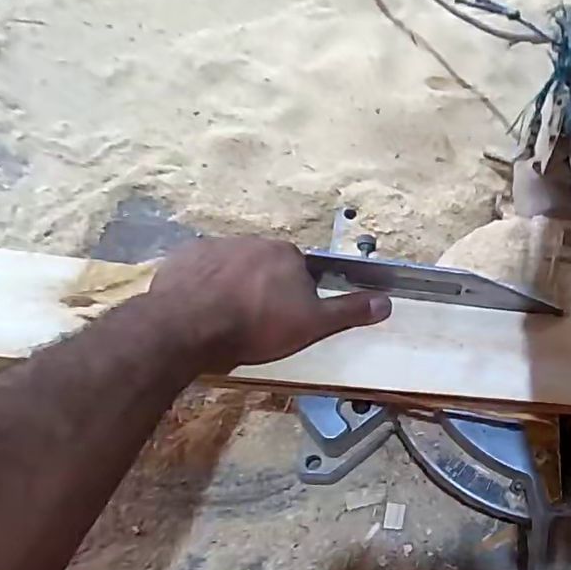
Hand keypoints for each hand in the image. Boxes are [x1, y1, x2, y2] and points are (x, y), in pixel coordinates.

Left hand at [141, 237, 391, 366]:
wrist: (188, 328)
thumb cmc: (257, 326)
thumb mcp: (313, 324)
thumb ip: (349, 311)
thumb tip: (386, 303)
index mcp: (287, 254)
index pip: (299, 272)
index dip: (295, 297)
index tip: (285, 319)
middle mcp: (253, 242)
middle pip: (266, 266)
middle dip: (264, 289)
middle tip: (257, 322)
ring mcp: (215, 247)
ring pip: (233, 268)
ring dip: (233, 286)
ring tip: (227, 319)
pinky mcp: (183, 258)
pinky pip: (201, 271)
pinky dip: (203, 286)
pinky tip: (202, 309)